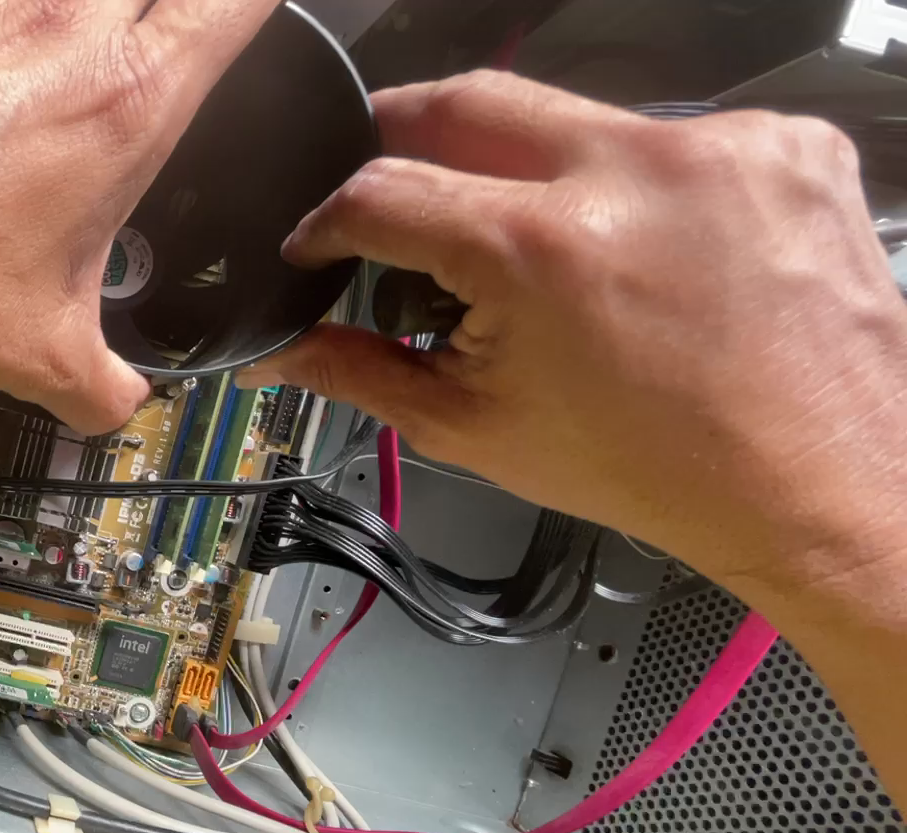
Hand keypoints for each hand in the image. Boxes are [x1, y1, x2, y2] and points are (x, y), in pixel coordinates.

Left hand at [0, 0, 286, 433]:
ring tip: (54, 72)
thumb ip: (106, 387)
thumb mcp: (40, 360)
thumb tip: (119, 401)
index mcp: (125, 100)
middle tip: (144, 57)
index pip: (237, 0)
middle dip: (158, 14)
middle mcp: (62, 24)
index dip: (249, 13)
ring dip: (72, 20)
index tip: (233, 40)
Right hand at [243, 71, 906, 597]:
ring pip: (553, 116)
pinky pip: (640, 136)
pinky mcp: (778, 143)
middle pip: (463, 100)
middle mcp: (633, 169)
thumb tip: (276, 353)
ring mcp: (717, 144)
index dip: (324, 220)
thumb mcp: (459, 423)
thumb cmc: (632, 462)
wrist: (811, 476)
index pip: (382, 191)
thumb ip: (351, 370)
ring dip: (493, 167)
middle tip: (359, 183)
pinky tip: (589, 244)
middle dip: (388, 132)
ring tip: (487, 243)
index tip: (312, 244)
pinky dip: (588, 180)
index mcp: (538, 252)